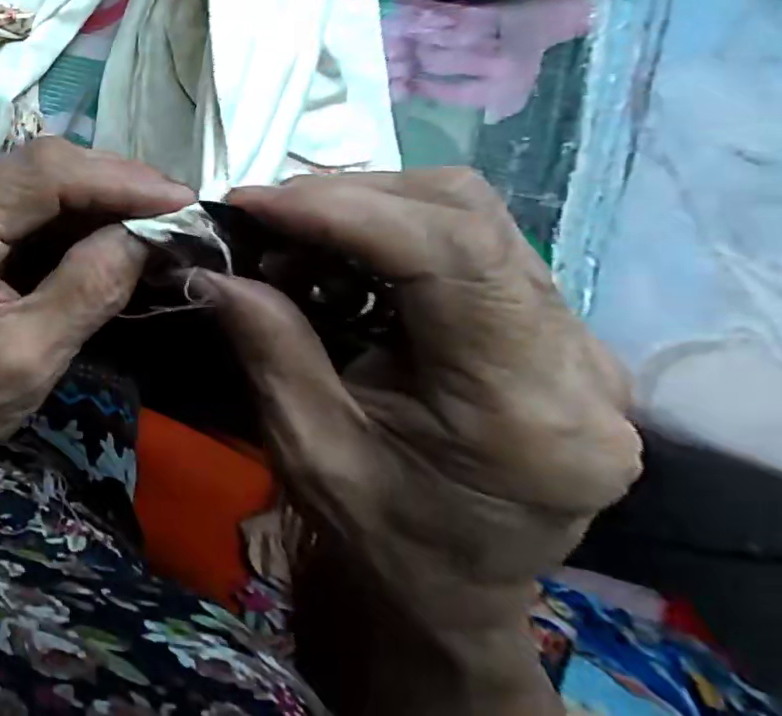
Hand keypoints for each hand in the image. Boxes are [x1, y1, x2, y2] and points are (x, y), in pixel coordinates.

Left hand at [0, 138, 194, 494]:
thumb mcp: (29, 356)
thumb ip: (87, 288)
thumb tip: (149, 233)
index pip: (39, 174)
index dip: (116, 179)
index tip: (183, 202)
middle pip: (40, 166)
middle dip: (115, 182)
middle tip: (181, 212)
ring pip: (41, 180)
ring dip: (104, 195)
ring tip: (164, 221)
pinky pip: (33, 206)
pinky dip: (82, 215)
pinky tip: (123, 232)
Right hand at [201, 169, 641, 711]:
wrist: (450, 583)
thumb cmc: (378, 533)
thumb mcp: (305, 448)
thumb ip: (267, 347)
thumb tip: (206, 267)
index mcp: (522, 407)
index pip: (451, 258)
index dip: (342, 211)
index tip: (248, 204)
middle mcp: (575, 359)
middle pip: (466, 214)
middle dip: (342, 198)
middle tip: (256, 221)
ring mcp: (572, 337)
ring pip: (466, 212)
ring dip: (358, 208)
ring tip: (286, 243)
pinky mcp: (543, 325)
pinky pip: (461, 239)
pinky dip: (377, 229)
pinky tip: (328, 261)